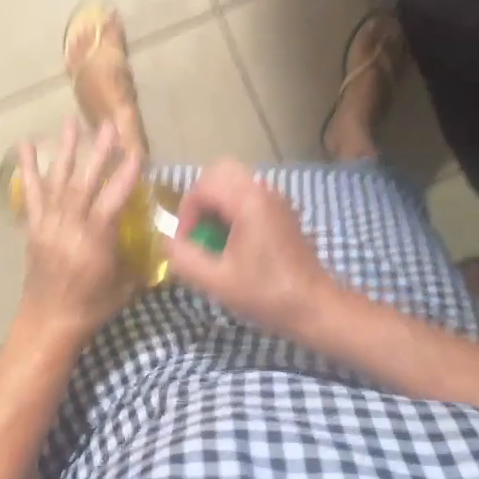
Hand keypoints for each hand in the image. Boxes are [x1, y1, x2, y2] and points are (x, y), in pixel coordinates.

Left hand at [13, 117, 143, 340]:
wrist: (48, 324)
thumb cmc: (91, 308)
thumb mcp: (124, 286)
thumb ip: (139, 259)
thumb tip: (159, 240)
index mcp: (95, 241)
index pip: (113, 200)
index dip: (125, 176)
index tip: (136, 152)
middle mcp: (70, 227)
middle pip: (85, 182)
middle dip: (98, 152)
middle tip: (108, 125)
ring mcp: (48, 224)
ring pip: (58, 181)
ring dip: (66, 150)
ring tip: (71, 122)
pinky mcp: (34, 227)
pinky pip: (32, 194)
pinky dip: (28, 169)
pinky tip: (25, 146)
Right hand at [163, 160, 332, 334]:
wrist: (315, 307)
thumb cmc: (266, 294)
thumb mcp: (217, 281)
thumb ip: (184, 258)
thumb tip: (163, 241)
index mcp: (248, 201)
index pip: (203, 186)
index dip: (186, 212)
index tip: (186, 242)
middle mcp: (264, 191)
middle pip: (220, 171)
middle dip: (201, 197)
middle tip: (197, 229)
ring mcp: (277, 200)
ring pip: (236, 181)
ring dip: (217, 202)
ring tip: (214, 237)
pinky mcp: (284, 213)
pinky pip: (251, 195)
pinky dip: (234, 208)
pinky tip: (234, 242)